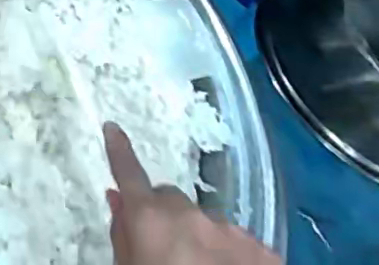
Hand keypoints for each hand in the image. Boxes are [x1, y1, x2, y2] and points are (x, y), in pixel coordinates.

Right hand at [104, 122, 277, 264]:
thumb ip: (123, 236)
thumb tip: (118, 200)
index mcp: (149, 218)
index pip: (127, 172)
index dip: (118, 149)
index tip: (113, 127)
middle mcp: (187, 213)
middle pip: (170, 199)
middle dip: (167, 217)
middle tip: (169, 253)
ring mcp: (229, 230)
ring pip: (207, 224)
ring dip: (203, 241)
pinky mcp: (266, 253)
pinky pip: (242, 245)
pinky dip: (235, 259)